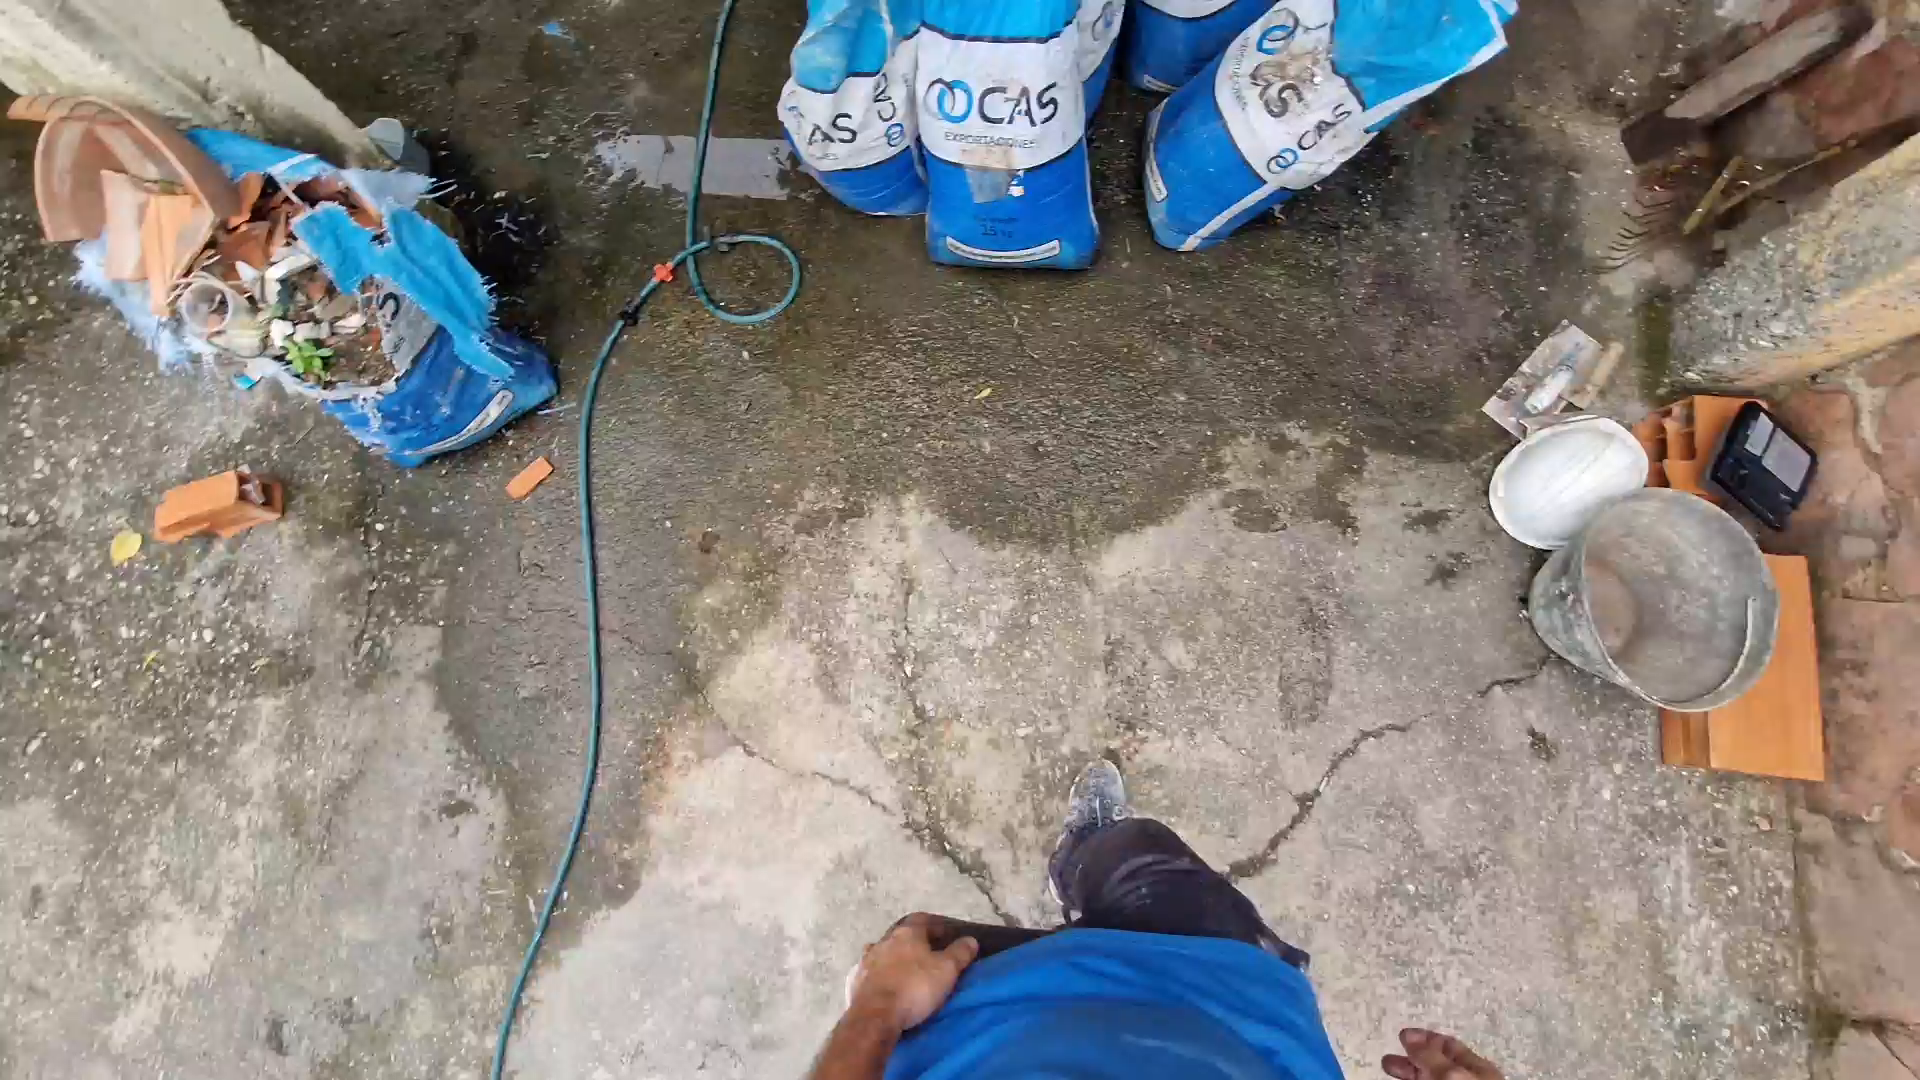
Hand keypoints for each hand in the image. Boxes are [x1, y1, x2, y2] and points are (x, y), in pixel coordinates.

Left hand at [847, 914, 979, 1031]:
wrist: (875, 1015)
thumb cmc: (915, 987)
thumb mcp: (946, 970)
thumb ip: (959, 953)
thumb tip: (971, 940)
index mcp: (907, 932)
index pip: (922, 919)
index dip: (935, 925)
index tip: (945, 934)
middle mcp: (885, 939)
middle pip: (902, 934)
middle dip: (914, 941)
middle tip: (927, 952)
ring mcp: (868, 959)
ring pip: (884, 951)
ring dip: (895, 956)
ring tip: (905, 969)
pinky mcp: (857, 979)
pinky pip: (871, 970)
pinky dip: (880, 973)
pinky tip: (884, 982)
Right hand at [1382, 1028, 1504, 1079]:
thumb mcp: (1450, 1075)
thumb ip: (1429, 1055)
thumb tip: (1408, 1036)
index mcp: (1477, 1069)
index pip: (1448, 1046)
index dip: (1424, 1038)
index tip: (1401, 1035)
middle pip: (1436, 1065)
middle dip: (1410, 1060)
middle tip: (1389, 1059)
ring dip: (1408, 1076)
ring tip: (1388, 1071)